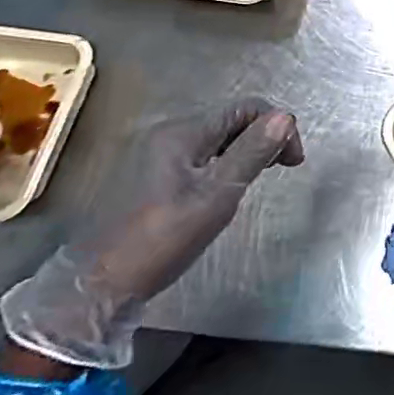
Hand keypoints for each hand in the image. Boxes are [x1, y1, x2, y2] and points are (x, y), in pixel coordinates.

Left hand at [0, 98, 303, 368]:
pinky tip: (227, 189)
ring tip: (257, 180)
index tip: (293, 162)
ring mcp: (154, 153)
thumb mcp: (217, 196)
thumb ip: (252, 152)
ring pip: (216, 138)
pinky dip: (223, 164)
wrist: (99, 286)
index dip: (278, 127)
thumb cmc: (162, 239)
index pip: (246, 108)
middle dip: (264, 137)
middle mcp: (166, 133)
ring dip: (246, 151)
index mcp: (181, 132)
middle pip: (231, 120)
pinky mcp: (149, 174)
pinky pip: (199, 155)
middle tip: (282, 169)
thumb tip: (285, 117)